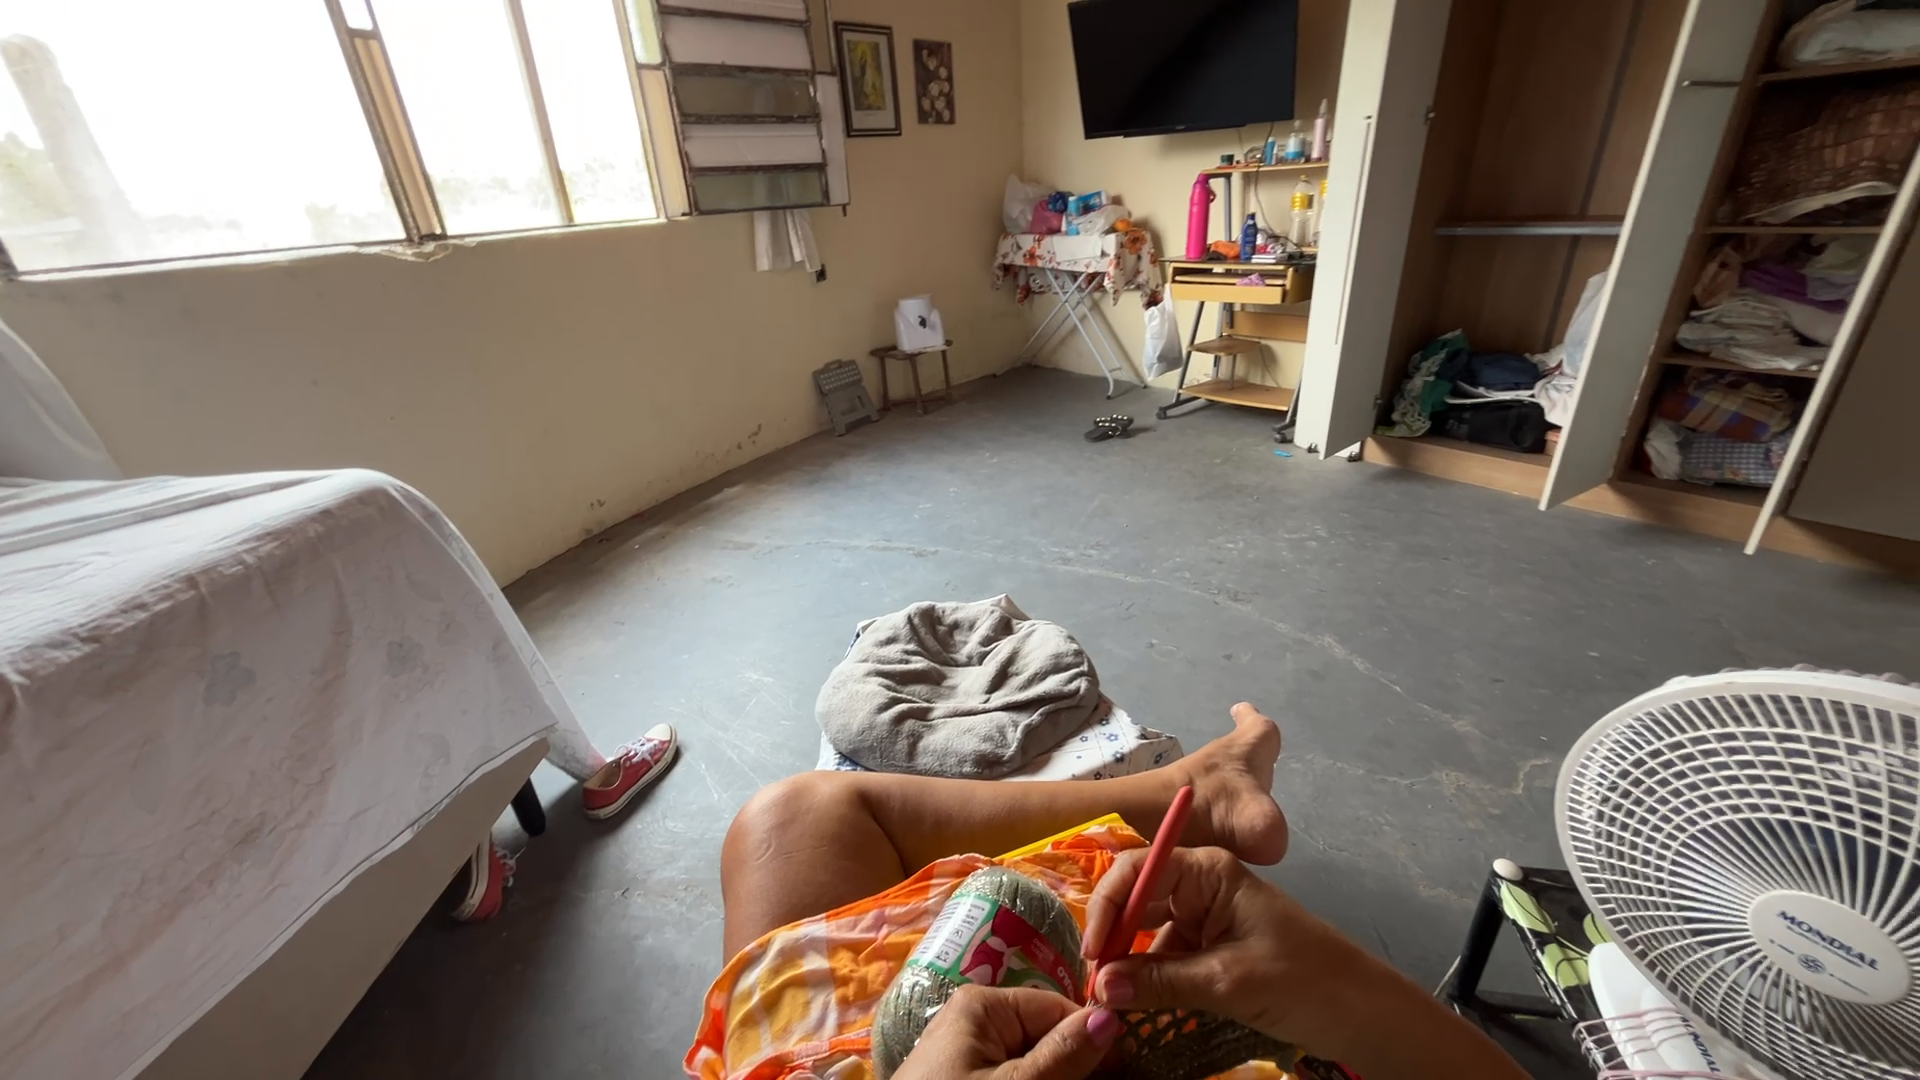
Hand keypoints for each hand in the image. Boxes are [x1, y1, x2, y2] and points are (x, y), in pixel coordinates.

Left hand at [891, 985, 1120, 1079]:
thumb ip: (1062, 1056)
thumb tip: (1110, 1014)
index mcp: (984, 1005)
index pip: (1056, 1007)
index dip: (1094, 1039)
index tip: (1130, 1070)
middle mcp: (976, 1022)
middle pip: (1046, 1038)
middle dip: (1076, 1066)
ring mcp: (970, 1058)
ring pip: (1033, 1065)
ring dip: (1059, 1077)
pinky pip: (1012, 1077)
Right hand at [1081, 846, 1375, 1057]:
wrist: (1367, 1017)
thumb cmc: (1302, 980)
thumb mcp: (1227, 982)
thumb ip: (1160, 982)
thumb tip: (1100, 989)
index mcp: (1207, 870)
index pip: (1138, 869)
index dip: (1108, 904)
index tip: (1090, 952)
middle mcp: (1200, 884)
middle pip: (1139, 899)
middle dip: (1112, 937)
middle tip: (1091, 982)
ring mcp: (1206, 916)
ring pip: (1149, 931)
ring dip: (1128, 963)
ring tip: (1106, 998)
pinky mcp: (1211, 947)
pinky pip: (1167, 955)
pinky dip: (1150, 978)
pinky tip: (1133, 1002)